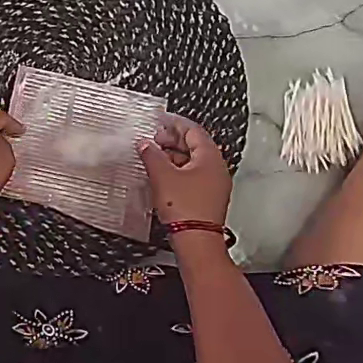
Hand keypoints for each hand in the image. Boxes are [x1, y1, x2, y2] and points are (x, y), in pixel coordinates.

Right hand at [136, 113, 232, 230]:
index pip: (193, 130)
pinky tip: (163, 176)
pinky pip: (193, 176)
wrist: (197, 242)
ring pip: (193, 161)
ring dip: (174, 156)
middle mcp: (216, 169)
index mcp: (210, 157)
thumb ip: (152, 155)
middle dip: (172, 140)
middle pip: (194, 145)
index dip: (174, 123)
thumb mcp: (163, 176)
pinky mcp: (207, 198)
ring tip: (154, 157)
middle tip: (154, 139)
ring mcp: (214, 184)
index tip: (161, 120)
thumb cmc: (187, 211)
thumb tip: (145, 144)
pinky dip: (178, 171)